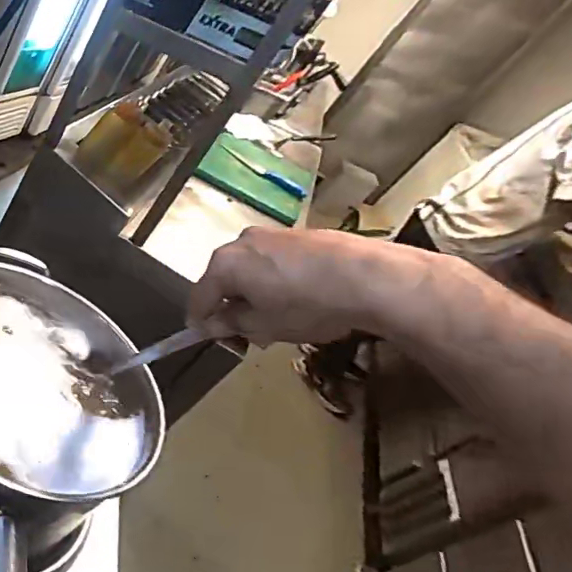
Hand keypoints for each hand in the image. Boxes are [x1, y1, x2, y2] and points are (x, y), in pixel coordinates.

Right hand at [188, 226, 438, 345]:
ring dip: (253, 291)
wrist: (372, 278)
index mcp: (225, 263)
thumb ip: (232, 324)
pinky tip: (300, 298)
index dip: (200, 320)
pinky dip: (275, 279)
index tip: (206, 337)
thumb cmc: (309, 305)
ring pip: (250, 267)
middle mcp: (242, 242)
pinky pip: (274, 260)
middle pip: (224, 277)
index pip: (199, 296)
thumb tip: (213, 324)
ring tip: (277, 318)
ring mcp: (272, 234)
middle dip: (230, 305)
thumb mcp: (265, 325)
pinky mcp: (300, 234)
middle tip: (246, 332)